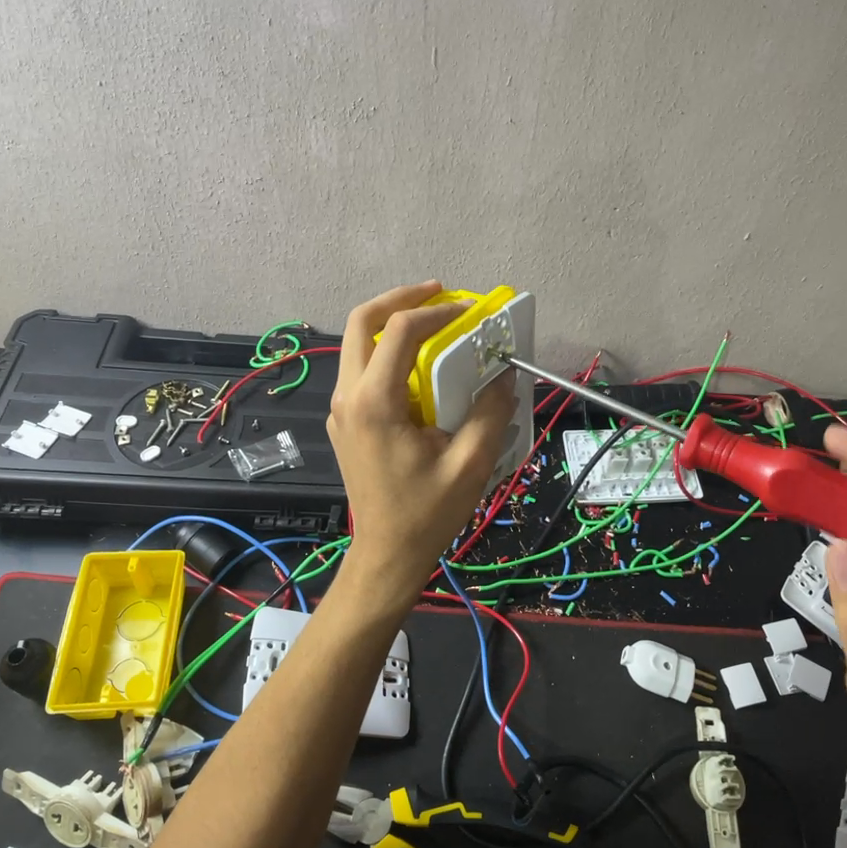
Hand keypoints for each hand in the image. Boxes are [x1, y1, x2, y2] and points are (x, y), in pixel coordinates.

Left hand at [328, 281, 516, 606]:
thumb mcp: (470, 464)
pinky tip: (422, 364)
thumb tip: (504, 376)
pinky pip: (362, 370)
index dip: (437, 311)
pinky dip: (388, 351)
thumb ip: (491, 413)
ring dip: (391, 323)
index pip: (398, 331)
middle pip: (360, 322)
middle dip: (400, 299)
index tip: (470, 312)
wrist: (386, 554)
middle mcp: (348, 398)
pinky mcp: (347, 422)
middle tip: (440, 293)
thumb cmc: (426, 514)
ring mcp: (342, 410)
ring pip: (355, 343)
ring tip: (435, 321)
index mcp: (375, 403)